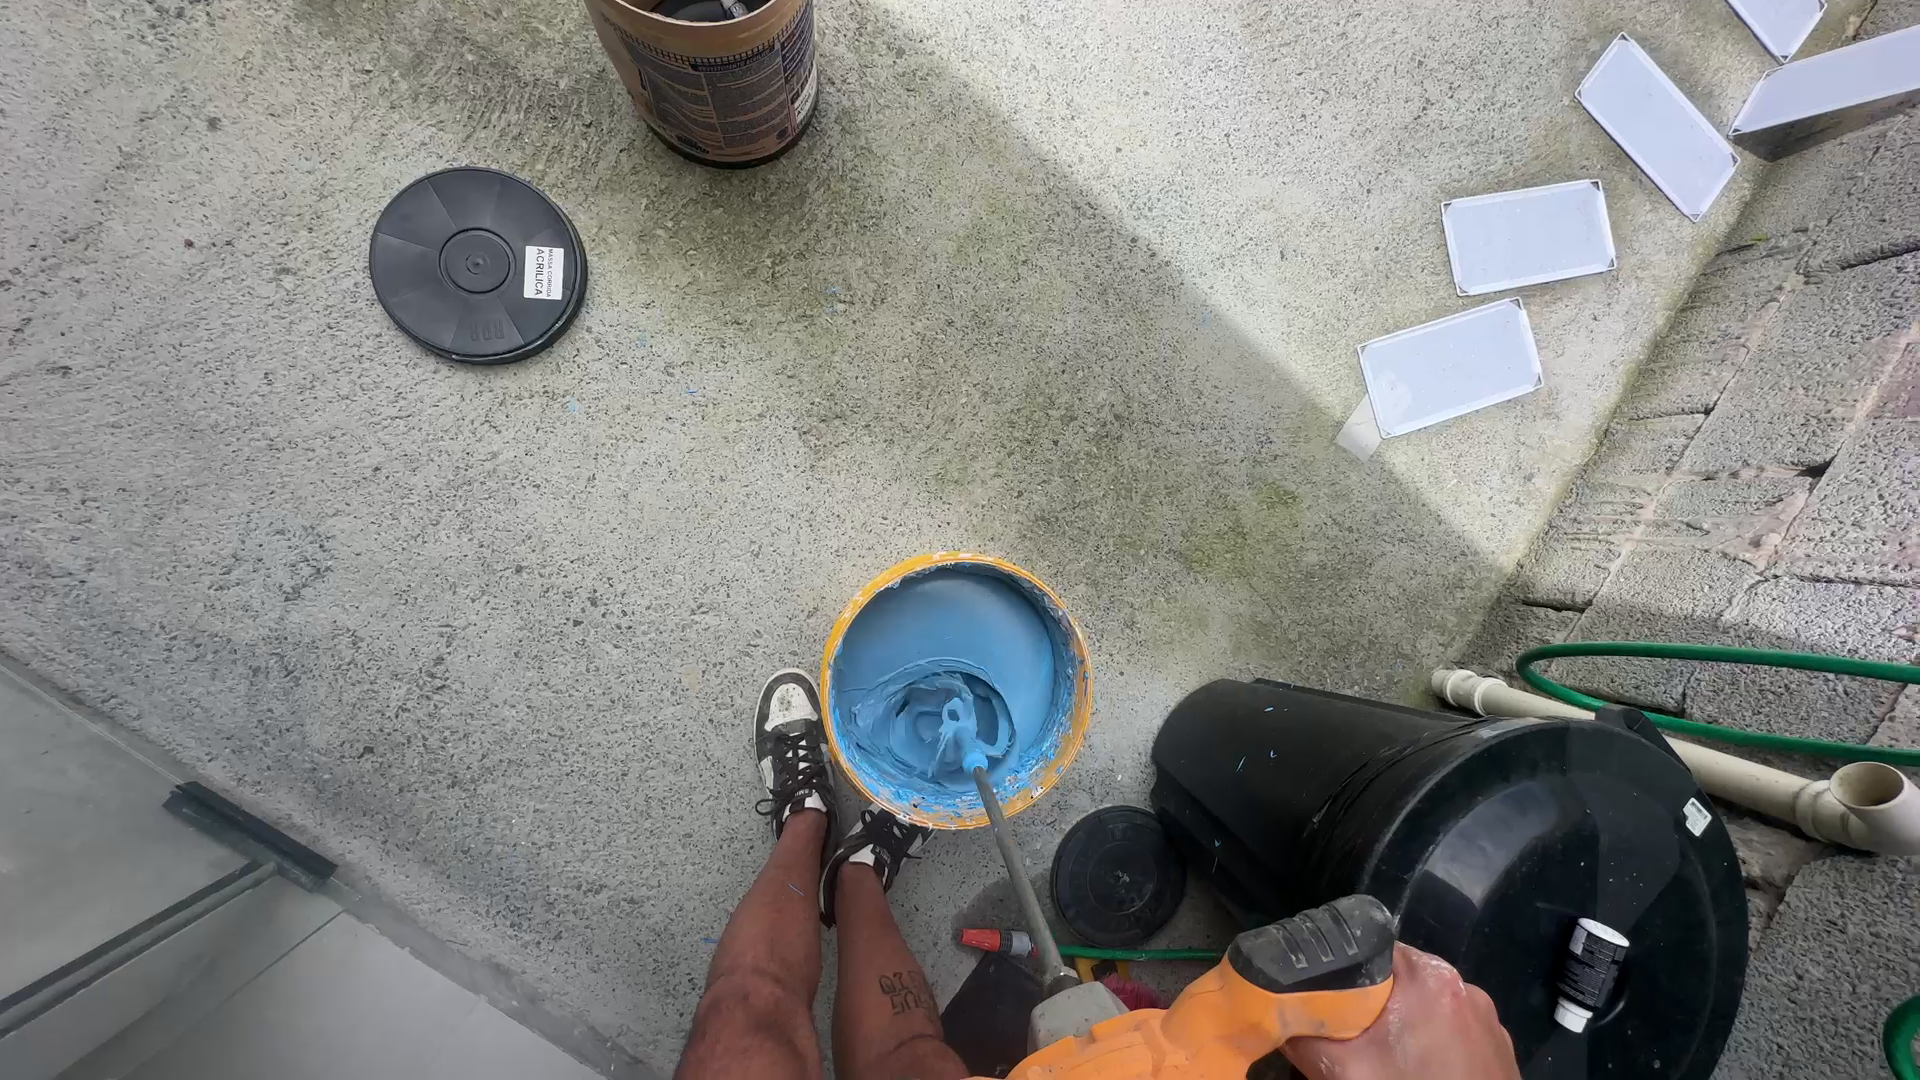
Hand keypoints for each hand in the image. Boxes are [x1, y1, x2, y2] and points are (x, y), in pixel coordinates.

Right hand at [1282, 944, 1519, 1079]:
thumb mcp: (1341, 1071)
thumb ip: (1299, 1034)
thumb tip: (1272, 1010)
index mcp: (1427, 976)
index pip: (1368, 950)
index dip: (1341, 971)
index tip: (1324, 997)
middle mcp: (1463, 987)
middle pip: (1396, 978)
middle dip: (1370, 1001)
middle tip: (1349, 1034)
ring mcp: (1489, 1022)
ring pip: (1425, 1006)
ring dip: (1402, 1025)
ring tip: (1384, 1059)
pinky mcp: (1502, 1052)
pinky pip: (1453, 1033)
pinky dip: (1431, 1045)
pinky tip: (1417, 1073)